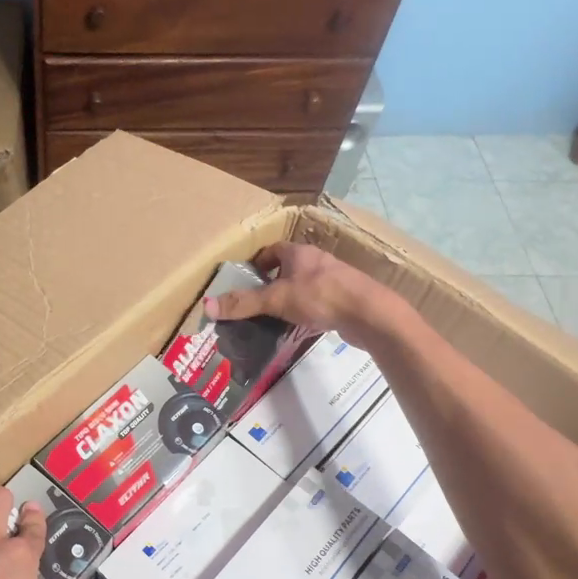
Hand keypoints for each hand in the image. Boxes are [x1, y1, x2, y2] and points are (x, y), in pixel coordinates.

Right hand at [206, 242, 402, 351]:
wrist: (370, 313)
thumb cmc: (320, 296)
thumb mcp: (276, 299)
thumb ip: (243, 303)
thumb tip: (207, 306)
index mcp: (299, 253)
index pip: (272, 250)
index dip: (257, 263)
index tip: (245, 281)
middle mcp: (316, 261)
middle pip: (288, 268)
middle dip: (271, 283)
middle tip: (255, 303)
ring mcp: (334, 280)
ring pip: (304, 286)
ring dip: (289, 298)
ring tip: (274, 318)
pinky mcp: (345, 299)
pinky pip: (319, 302)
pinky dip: (307, 312)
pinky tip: (301, 328)